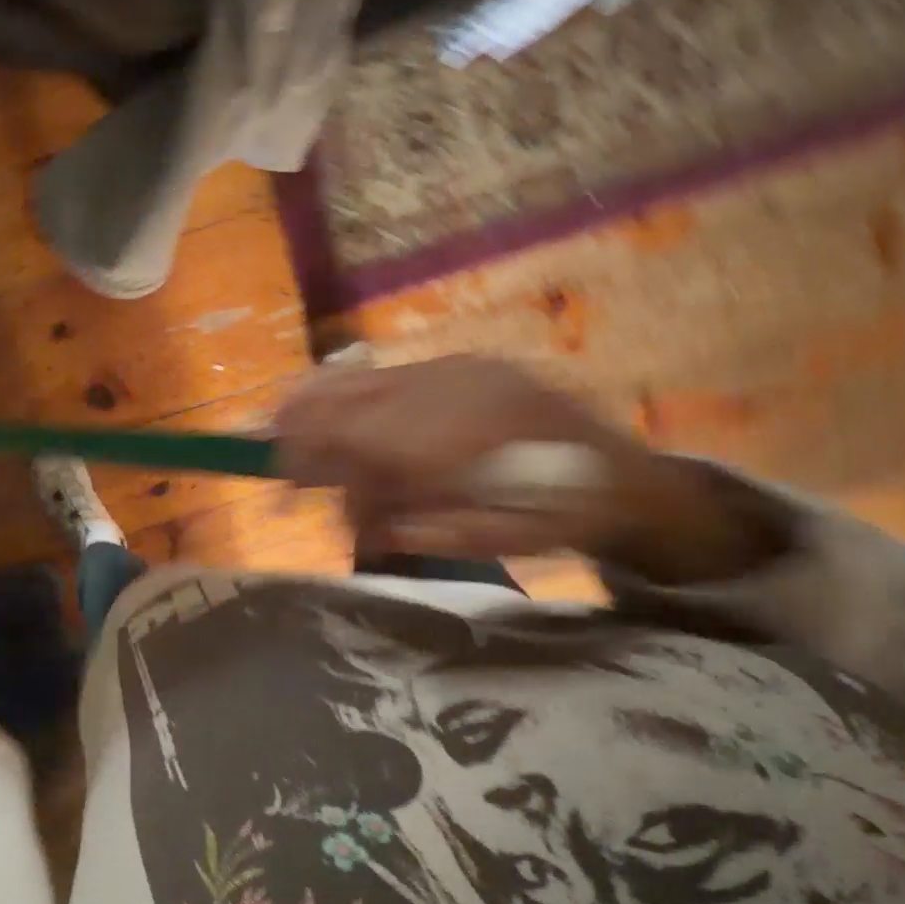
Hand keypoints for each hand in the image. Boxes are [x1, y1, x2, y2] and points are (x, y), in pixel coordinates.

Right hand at [273, 355, 765, 574]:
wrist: (630, 473)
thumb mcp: (485, 540)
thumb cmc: (555, 517)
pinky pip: (391, 375)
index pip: (354, 436)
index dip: (305, 451)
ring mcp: (457, 369)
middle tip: (275, 457)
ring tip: (301, 436)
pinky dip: (357, 397)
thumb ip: (412, 528)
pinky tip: (348, 418)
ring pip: (365, 380)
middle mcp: (449, 392)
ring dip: (324, 410)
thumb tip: (353, 524)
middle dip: (300, 425)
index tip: (278, 479)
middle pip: (348, 398)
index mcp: (454, 440)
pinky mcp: (466, 363)